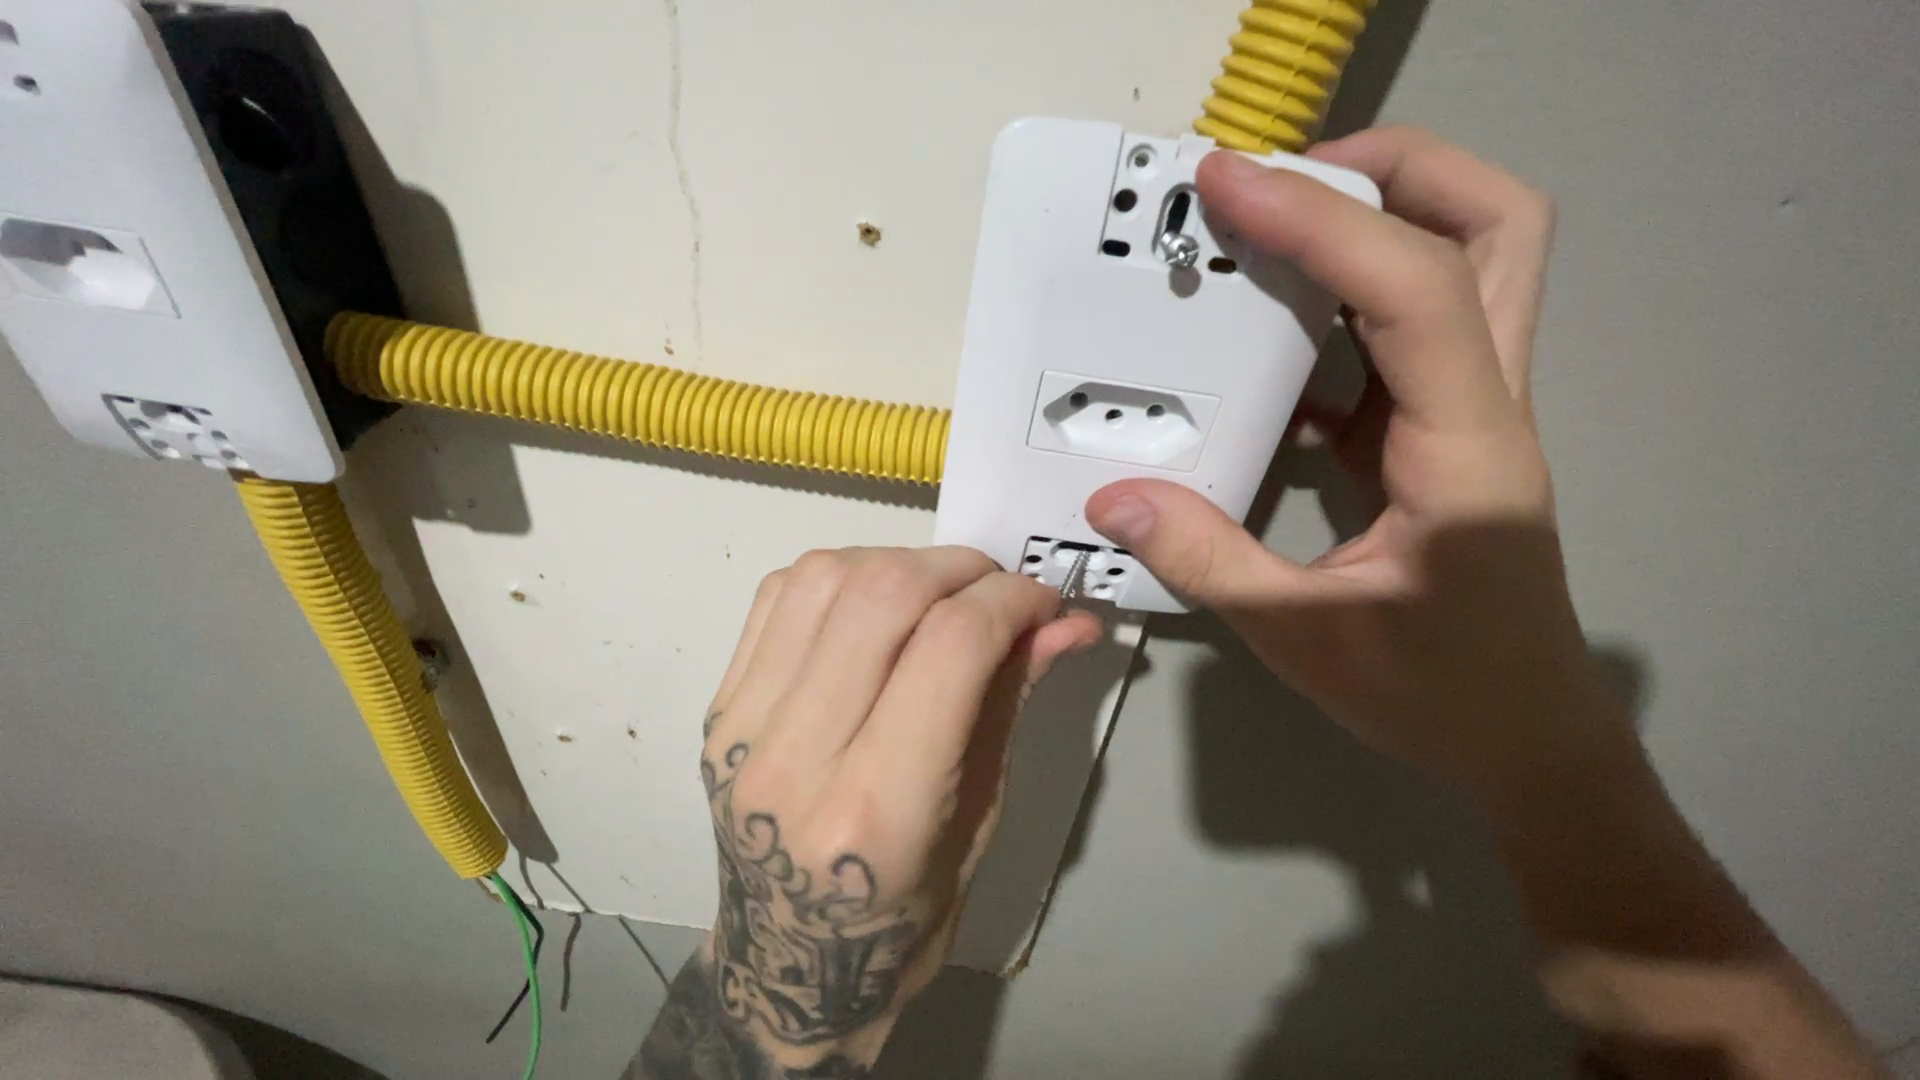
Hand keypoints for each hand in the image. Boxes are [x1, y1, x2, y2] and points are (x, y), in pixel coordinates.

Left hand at [688, 548, 1098, 1070]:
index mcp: (877, 811)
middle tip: (996, 587)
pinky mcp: (717, 706)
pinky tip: (874, 604)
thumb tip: (1068, 619)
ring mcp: (742, 727)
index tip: (1043, 600)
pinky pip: (779, 594)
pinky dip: (841, 576)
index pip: (952, 647)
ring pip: (825, 577)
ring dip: (899, 562)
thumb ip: (1011, 699)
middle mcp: (795, 759)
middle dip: (959, 568)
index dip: (1011, 601)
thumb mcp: (981, 817)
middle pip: (883, 595)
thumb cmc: (906, 915)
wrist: (787, 967)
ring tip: (937, 590)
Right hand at [1087, 127, 1621, 797]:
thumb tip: (1111, 499)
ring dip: (1374, 222)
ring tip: (1267, 230)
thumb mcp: (1302, 634)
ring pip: (1466, 264)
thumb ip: (1206, 560)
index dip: (1321, 220)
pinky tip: (1263, 337)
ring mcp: (1468, 416)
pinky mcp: (1436, 438)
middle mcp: (1486, 406)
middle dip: (1394, 172)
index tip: (1226, 185)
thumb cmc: (1433, 695)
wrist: (1524, 742)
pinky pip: (1400, 336)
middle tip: (1281, 182)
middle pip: (1495, 226)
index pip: (1415, 288)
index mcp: (1466, 449)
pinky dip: (1340, 305)